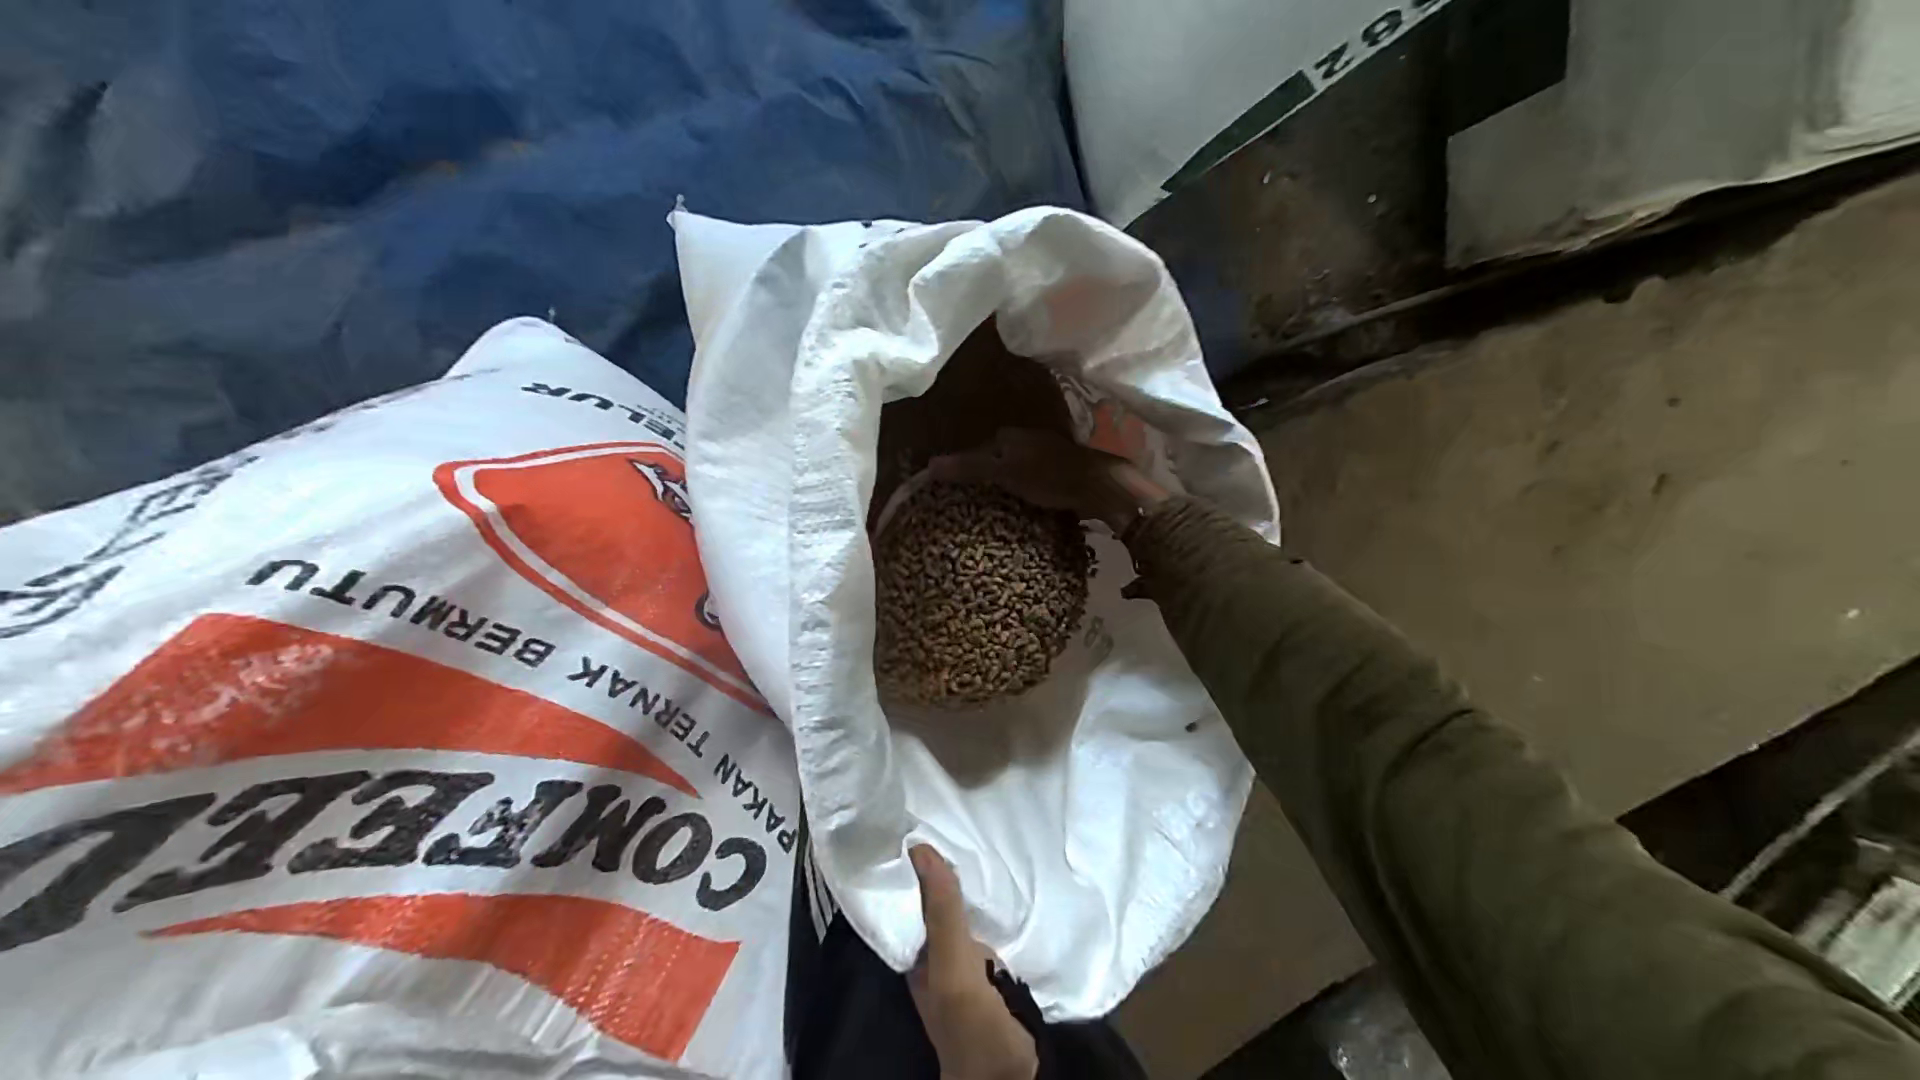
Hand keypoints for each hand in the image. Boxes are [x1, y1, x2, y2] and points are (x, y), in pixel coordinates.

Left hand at [908, 845, 1037, 1079]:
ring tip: (980, 840)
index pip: (909, 900)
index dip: (914, 868)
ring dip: (970, 888)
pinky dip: (992, 909)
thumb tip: (920, 849)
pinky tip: (1004, 885)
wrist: (1015, 1078)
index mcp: (916, 957)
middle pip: (938, 905)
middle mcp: (935, 958)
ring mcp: (965, 965)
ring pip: (963, 914)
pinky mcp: (993, 971)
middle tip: (957, 825)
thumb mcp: (954, 967)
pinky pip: (988, 928)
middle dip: (945, 873)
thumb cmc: (973, 1028)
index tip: (922, 827)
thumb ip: (942, 913)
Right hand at [928, 429, 1167, 533]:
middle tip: (977, 498)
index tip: (959, 487)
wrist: (1099, 486)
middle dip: (989, 471)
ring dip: (1009, 480)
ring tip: (999, 503)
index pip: (980, 447)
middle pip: (999, 455)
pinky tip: (1028, 501)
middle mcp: (1029, 437)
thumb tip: (929, 465)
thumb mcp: (1004, 473)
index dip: (968, 465)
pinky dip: (1028, 486)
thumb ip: (969, 467)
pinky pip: (1035, 476)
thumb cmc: (1049, 476)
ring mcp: (1048, 452)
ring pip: (1018, 465)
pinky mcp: (1063, 469)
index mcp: (1012, 434)